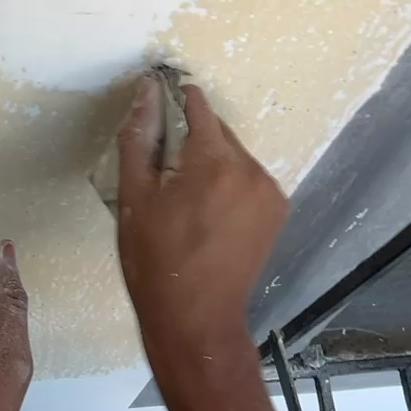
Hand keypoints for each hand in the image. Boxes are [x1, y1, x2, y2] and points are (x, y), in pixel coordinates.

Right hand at [115, 77, 287, 375]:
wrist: (196, 320)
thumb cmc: (155, 262)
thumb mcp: (134, 197)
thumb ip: (139, 136)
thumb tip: (147, 90)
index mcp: (214, 163)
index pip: (198, 106)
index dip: (174, 103)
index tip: (156, 112)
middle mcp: (251, 170)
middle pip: (217, 131)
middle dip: (190, 140)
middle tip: (163, 173)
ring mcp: (270, 192)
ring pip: (233, 154)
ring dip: (210, 161)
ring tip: (185, 199)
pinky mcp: (277, 211)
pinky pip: (248, 177)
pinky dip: (228, 182)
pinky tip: (208, 212)